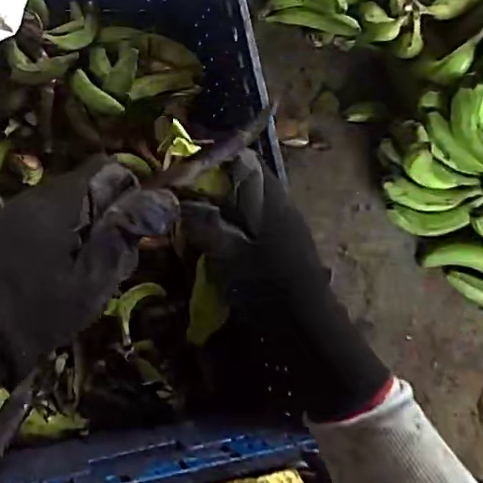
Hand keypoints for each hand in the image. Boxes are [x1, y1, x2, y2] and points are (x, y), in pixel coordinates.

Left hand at [0, 156, 177, 407]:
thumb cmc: (42, 308)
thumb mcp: (93, 278)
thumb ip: (125, 234)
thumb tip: (163, 198)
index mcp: (61, 201)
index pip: (107, 168)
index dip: (128, 193)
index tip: (131, 229)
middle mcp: (36, 195)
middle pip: (86, 186)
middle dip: (105, 214)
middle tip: (109, 258)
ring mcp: (13, 210)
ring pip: (63, 204)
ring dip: (80, 227)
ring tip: (82, 269)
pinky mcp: (0, 228)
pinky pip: (40, 219)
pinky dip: (55, 235)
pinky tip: (52, 270)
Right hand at [180, 151, 391, 421]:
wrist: (307, 327)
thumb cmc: (266, 284)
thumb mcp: (226, 253)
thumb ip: (201, 222)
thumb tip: (176, 199)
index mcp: (268, 196)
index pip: (242, 157)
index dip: (213, 156)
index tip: (185, 167)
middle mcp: (280, 202)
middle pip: (244, 177)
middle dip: (213, 182)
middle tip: (184, 194)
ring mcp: (286, 223)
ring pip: (249, 199)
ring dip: (223, 203)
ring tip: (196, 217)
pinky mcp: (286, 243)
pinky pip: (255, 219)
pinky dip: (234, 222)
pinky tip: (219, 240)